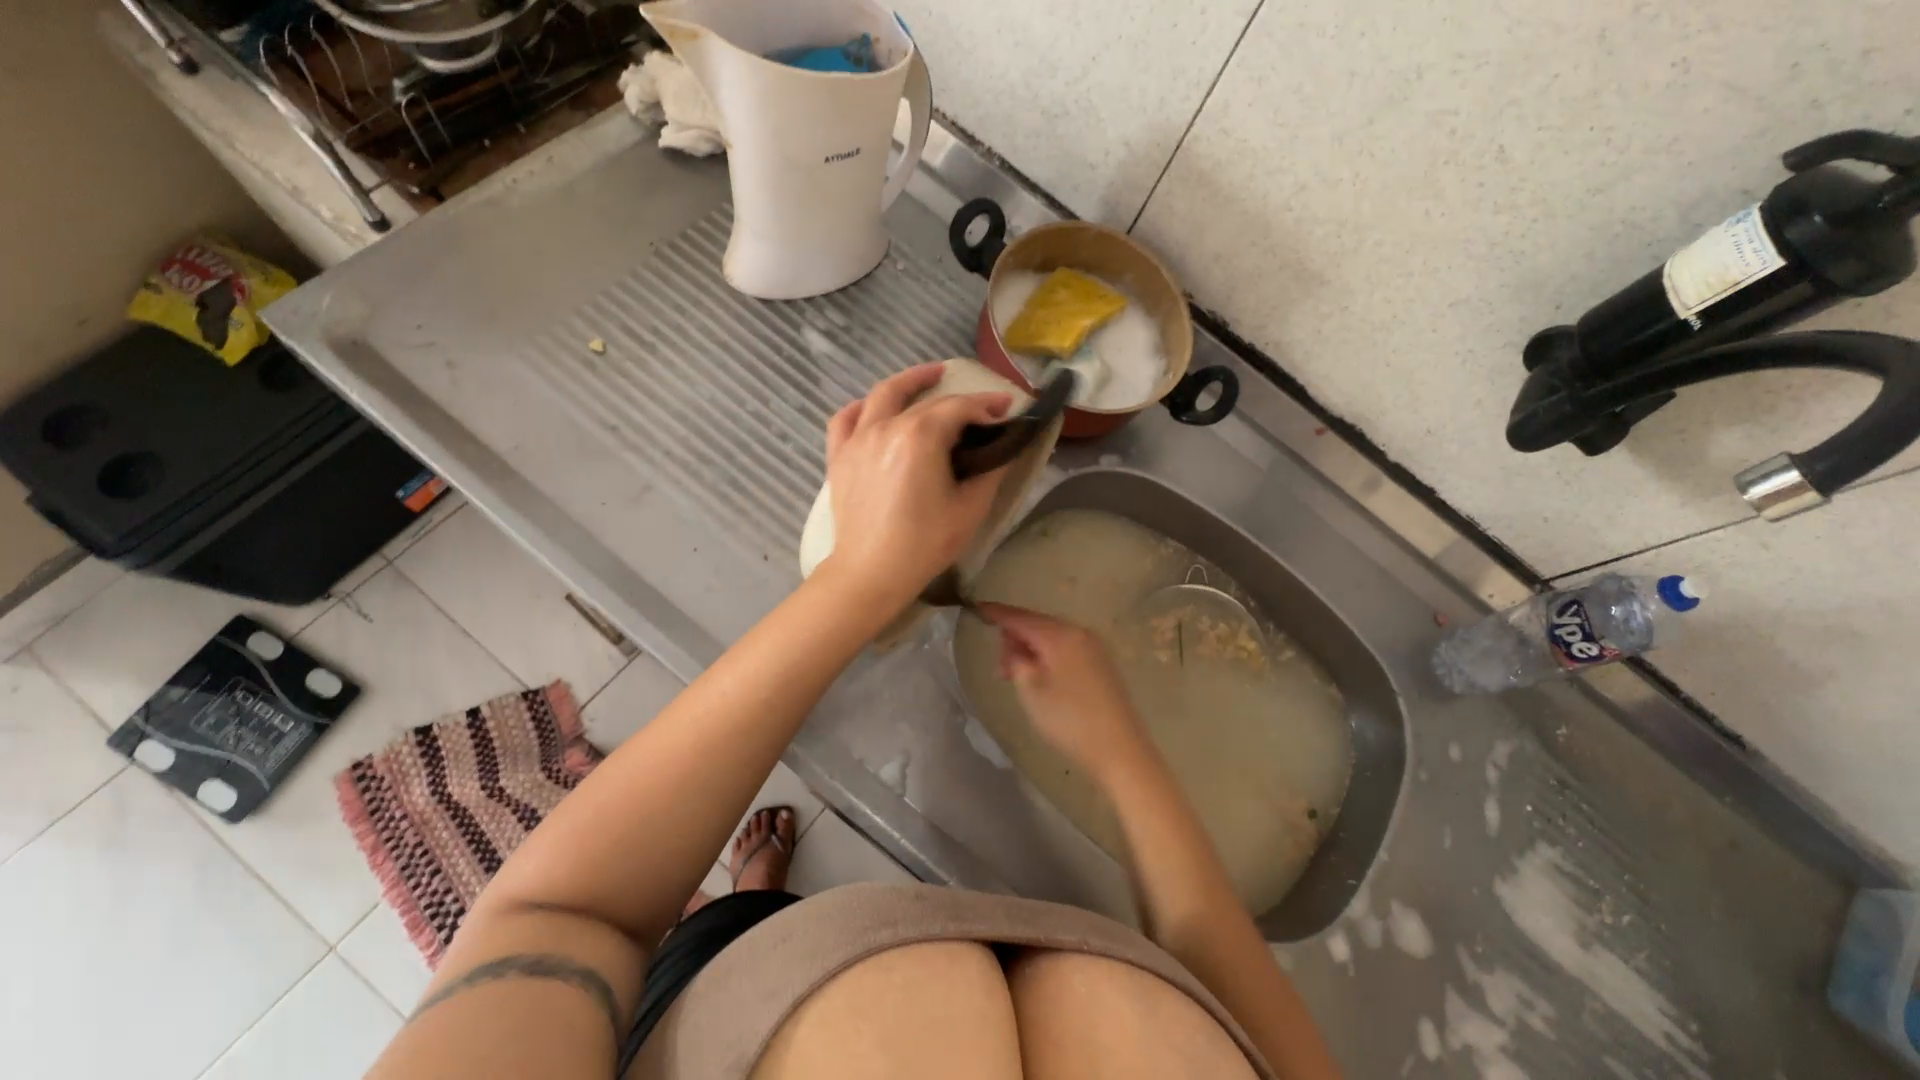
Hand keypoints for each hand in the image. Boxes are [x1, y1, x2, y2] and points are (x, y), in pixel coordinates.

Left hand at [819, 364, 1013, 610]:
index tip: (1007, 409)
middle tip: (982, 408)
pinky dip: (862, 407)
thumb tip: (1003, 449)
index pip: (960, 408)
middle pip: (926, 402)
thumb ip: (990, 470)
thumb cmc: (924, 543)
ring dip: (909, 382)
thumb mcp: (970, 508)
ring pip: (882, 395)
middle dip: (959, 399)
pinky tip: (874, 408)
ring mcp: (858, 439)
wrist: (871, 572)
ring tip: (930, 377)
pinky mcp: (839, 457)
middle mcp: (886, 427)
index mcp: (920, 436)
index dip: (987, 405)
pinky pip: (845, 419)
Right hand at [979, 603, 1151, 781]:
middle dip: (1015, 640)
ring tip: (1018, 678)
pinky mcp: (1102, 665)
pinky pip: (1067, 650)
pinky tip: (1042, 679)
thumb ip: (1016, 659)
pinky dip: (1049, 657)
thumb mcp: (1030, 689)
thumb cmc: (1069, 719)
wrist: (1119, 749)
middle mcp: (1080, 633)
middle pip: (1038, 625)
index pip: (1021, 617)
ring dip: (1031, 651)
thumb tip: (1014, 645)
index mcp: (1060, 635)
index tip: (977, 608)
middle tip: (1001, 670)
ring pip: (1053, 639)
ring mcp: (1095, 648)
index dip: (997, 613)